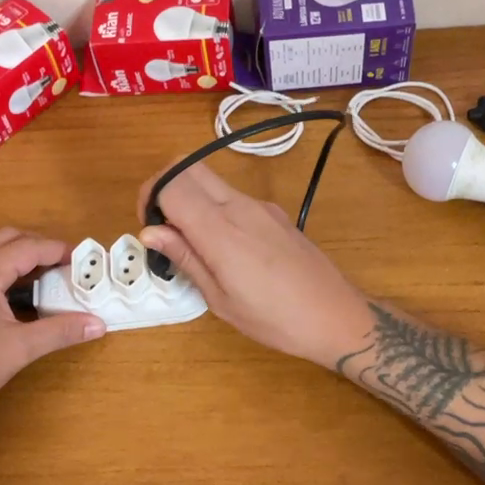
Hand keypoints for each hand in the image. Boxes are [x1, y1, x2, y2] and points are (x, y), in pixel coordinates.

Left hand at [0, 229, 105, 433]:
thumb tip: (99, 324)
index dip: (58, 250)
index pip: (30, 248)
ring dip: (7, 248)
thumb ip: (61, 331)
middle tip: (61, 266)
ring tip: (29, 269)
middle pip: (6, 238)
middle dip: (36, 246)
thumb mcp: (20, 349)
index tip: (82, 259)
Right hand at [138, 162, 372, 367]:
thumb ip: (186, 259)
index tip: (148, 228)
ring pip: (211, 179)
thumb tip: (150, 231)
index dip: (149, 196)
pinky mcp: (275, 214)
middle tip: (162, 228)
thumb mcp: (221, 300)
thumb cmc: (276, 320)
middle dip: (164, 187)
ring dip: (190, 198)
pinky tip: (221, 249)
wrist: (336, 316)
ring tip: (190, 244)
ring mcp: (261, 207)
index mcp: (221, 230)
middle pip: (189, 165)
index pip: (171, 183)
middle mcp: (240, 207)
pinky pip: (233, 197)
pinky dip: (213, 208)